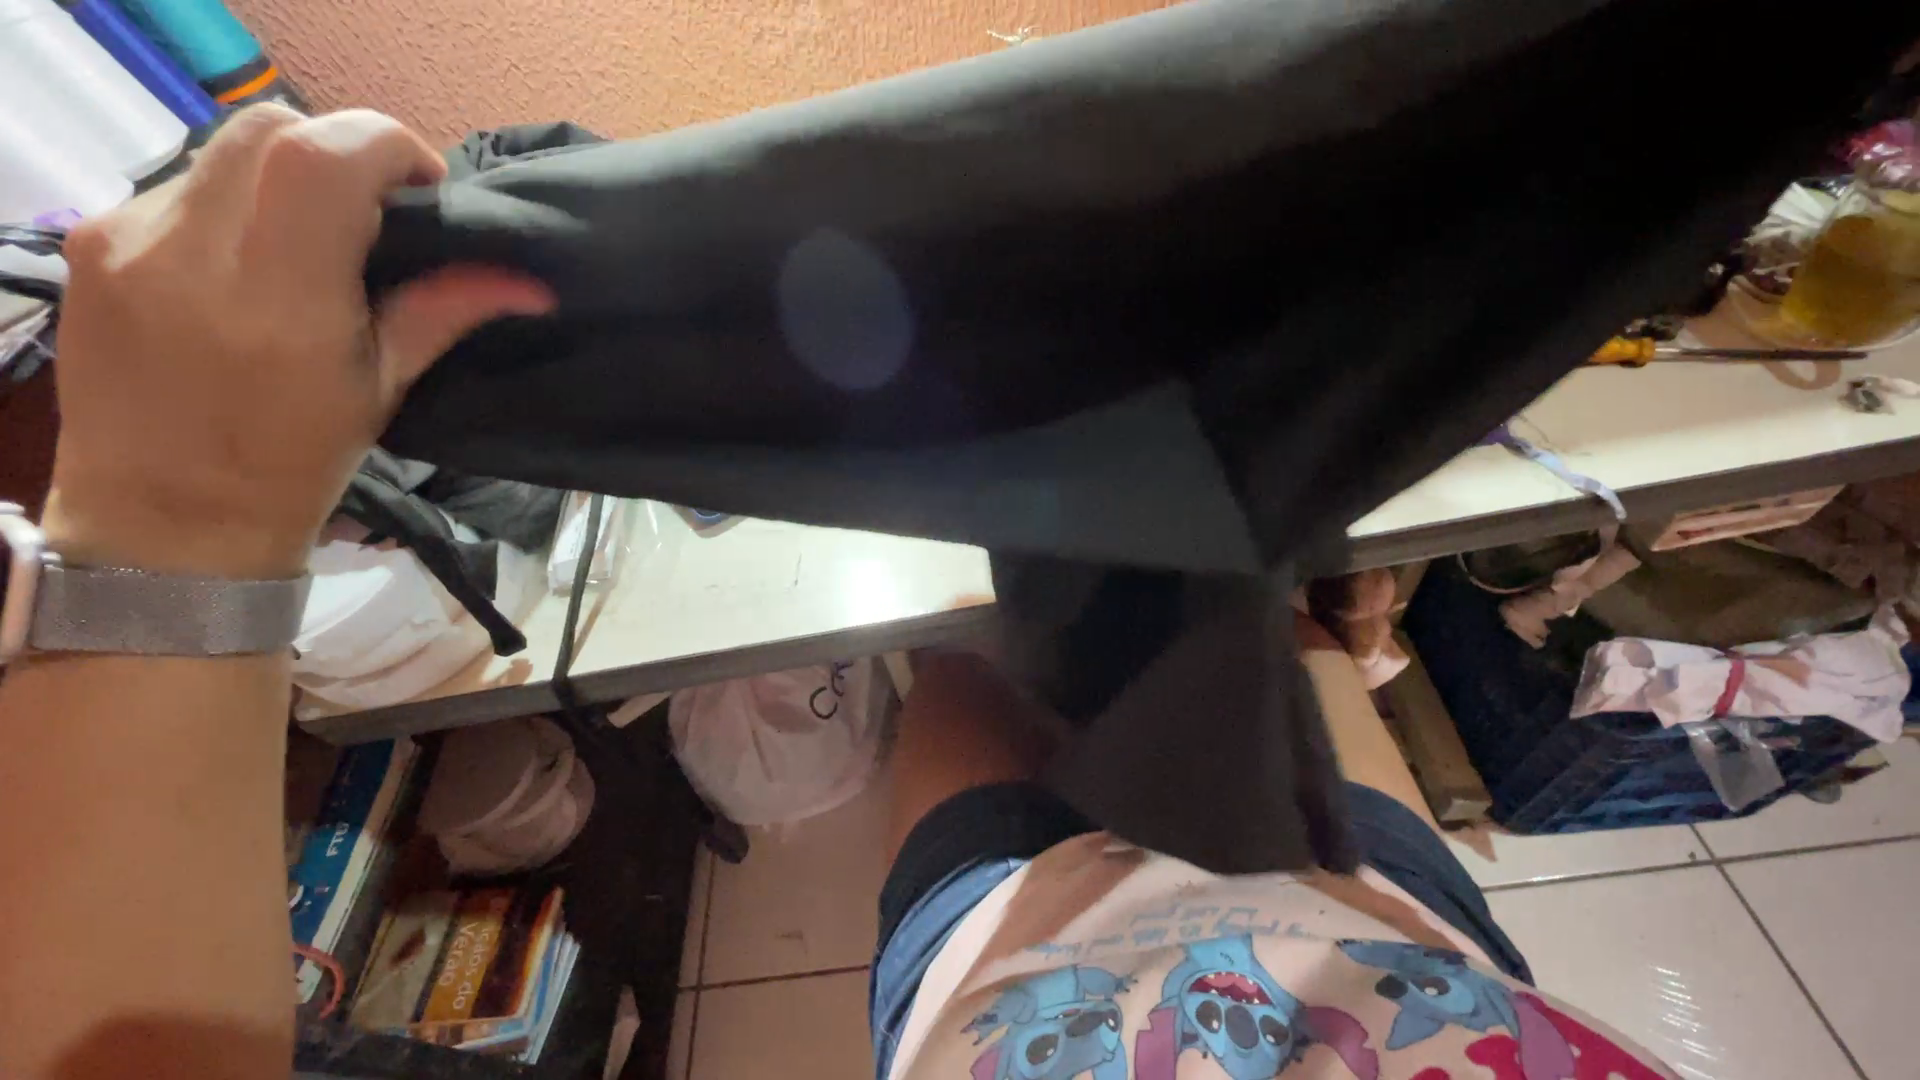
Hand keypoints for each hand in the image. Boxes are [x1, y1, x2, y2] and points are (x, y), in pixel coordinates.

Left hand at [42, 105, 553, 578]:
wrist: (166, 514)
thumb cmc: (295, 462)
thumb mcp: (384, 387)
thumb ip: (447, 312)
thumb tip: (531, 283)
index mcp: (278, 300)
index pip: (324, 156)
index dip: (388, 146)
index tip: (423, 187)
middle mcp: (188, 251)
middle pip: (269, 126)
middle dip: (343, 147)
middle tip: (383, 205)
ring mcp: (124, 237)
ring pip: (221, 145)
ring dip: (291, 168)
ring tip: (324, 233)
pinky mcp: (89, 239)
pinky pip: (183, 181)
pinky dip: (242, 197)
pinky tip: (262, 255)